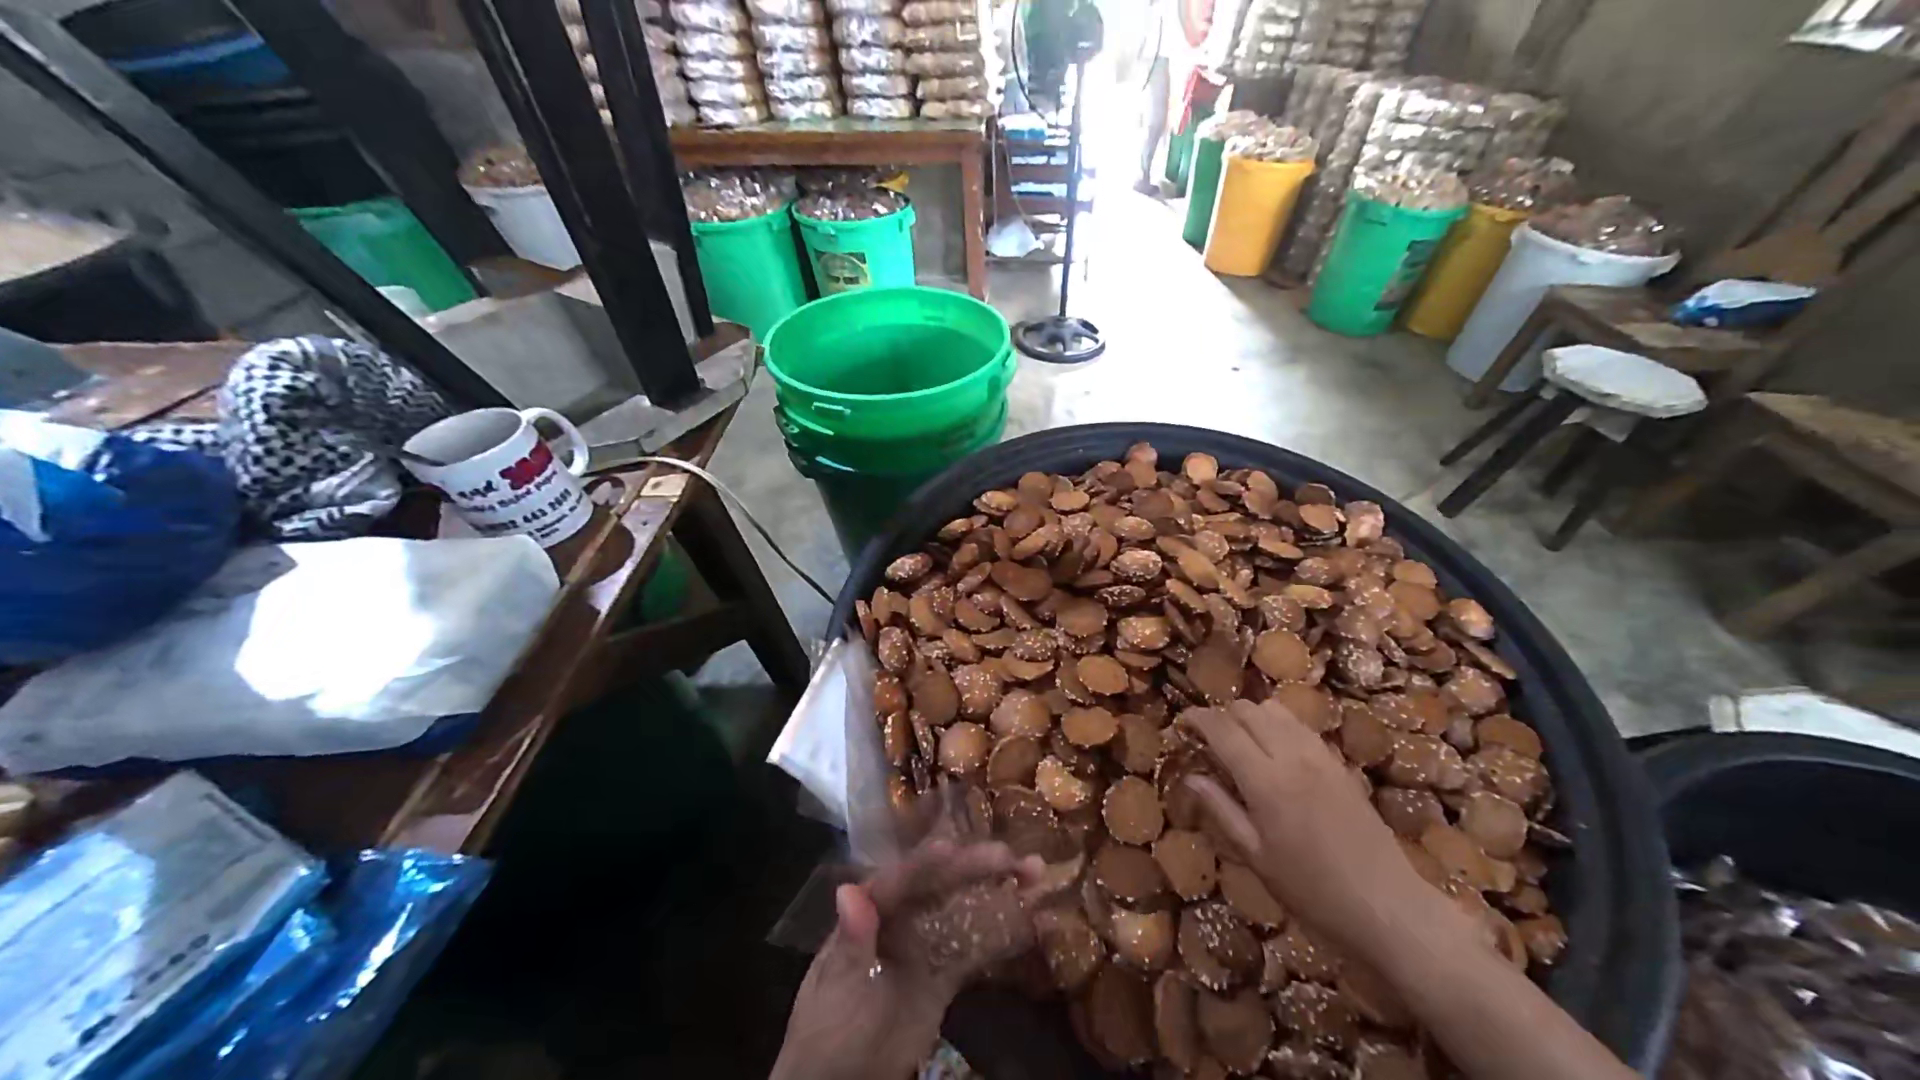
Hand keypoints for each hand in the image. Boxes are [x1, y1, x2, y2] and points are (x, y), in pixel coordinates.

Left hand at [770, 839, 1041, 1079]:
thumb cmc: (828, 1031)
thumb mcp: (836, 987)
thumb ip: (850, 941)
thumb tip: (847, 890)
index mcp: (869, 913)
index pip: (899, 880)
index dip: (925, 863)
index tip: (953, 847)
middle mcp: (899, 918)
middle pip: (938, 884)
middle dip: (973, 866)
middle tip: (1012, 856)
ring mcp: (922, 944)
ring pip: (962, 908)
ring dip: (996, 888)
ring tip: (1035, 871)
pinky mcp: (940, 975)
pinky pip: (973, 948)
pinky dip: (1000, 933)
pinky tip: (1029, 918)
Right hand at [1181, 699, 1439, 952]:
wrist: (1387, 907)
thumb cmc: (1311, 890)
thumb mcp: (1255, 856)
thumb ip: (1221, 809)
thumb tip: (1190, 776)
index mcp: (1265, 781)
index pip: (1222, 728)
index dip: (1197, 718)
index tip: (1181, 724)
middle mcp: (1292, 756)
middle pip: (1248, 710)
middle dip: (1221, 715)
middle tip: (1207, 738)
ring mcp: (1321, 757)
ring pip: (1276, 711)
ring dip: (1251, 716)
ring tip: (1240, 741)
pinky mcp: (1341, 764)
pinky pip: (1301, 727)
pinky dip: (1278, 726)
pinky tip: (1274, 752)